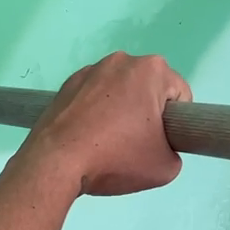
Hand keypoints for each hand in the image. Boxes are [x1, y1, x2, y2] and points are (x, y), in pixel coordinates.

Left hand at [17, 52, 190, 196]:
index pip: (178, 96)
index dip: (173, 124)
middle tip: (128, 148)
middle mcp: (120, 61)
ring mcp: (87, 72)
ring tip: (101, 146)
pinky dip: (89, 116)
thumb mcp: (164, 168)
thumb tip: (161, 151)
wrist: (52, 165)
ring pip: (114, 96)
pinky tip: (82, 139)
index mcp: (152, 69)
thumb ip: (174, 154)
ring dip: (114, 115)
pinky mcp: (63, 88)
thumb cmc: (113, 159)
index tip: (155, 144)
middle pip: (144, 92)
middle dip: (142, 117)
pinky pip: (88, 101)